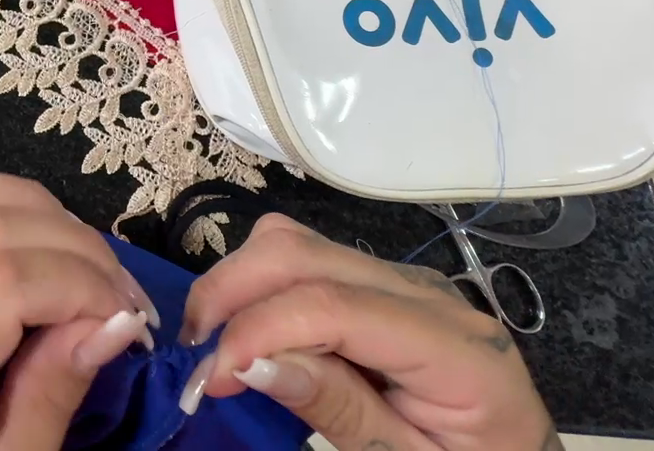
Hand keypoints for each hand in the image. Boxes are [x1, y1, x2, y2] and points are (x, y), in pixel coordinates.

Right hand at [181, 214, 559, 450]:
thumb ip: (339, 412)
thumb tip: (246, 363)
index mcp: (459, 352)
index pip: (334, 307)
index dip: (259, 330)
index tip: (211, 377)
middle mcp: (426, 292)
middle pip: (302, 253)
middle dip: (231, 290)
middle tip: (194, 351)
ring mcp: (397, 277)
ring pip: (290, 241)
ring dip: (236, 281)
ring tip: (213, 341)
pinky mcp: (371, 278)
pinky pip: (297, 255)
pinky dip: (254, 282)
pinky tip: (244, 327)